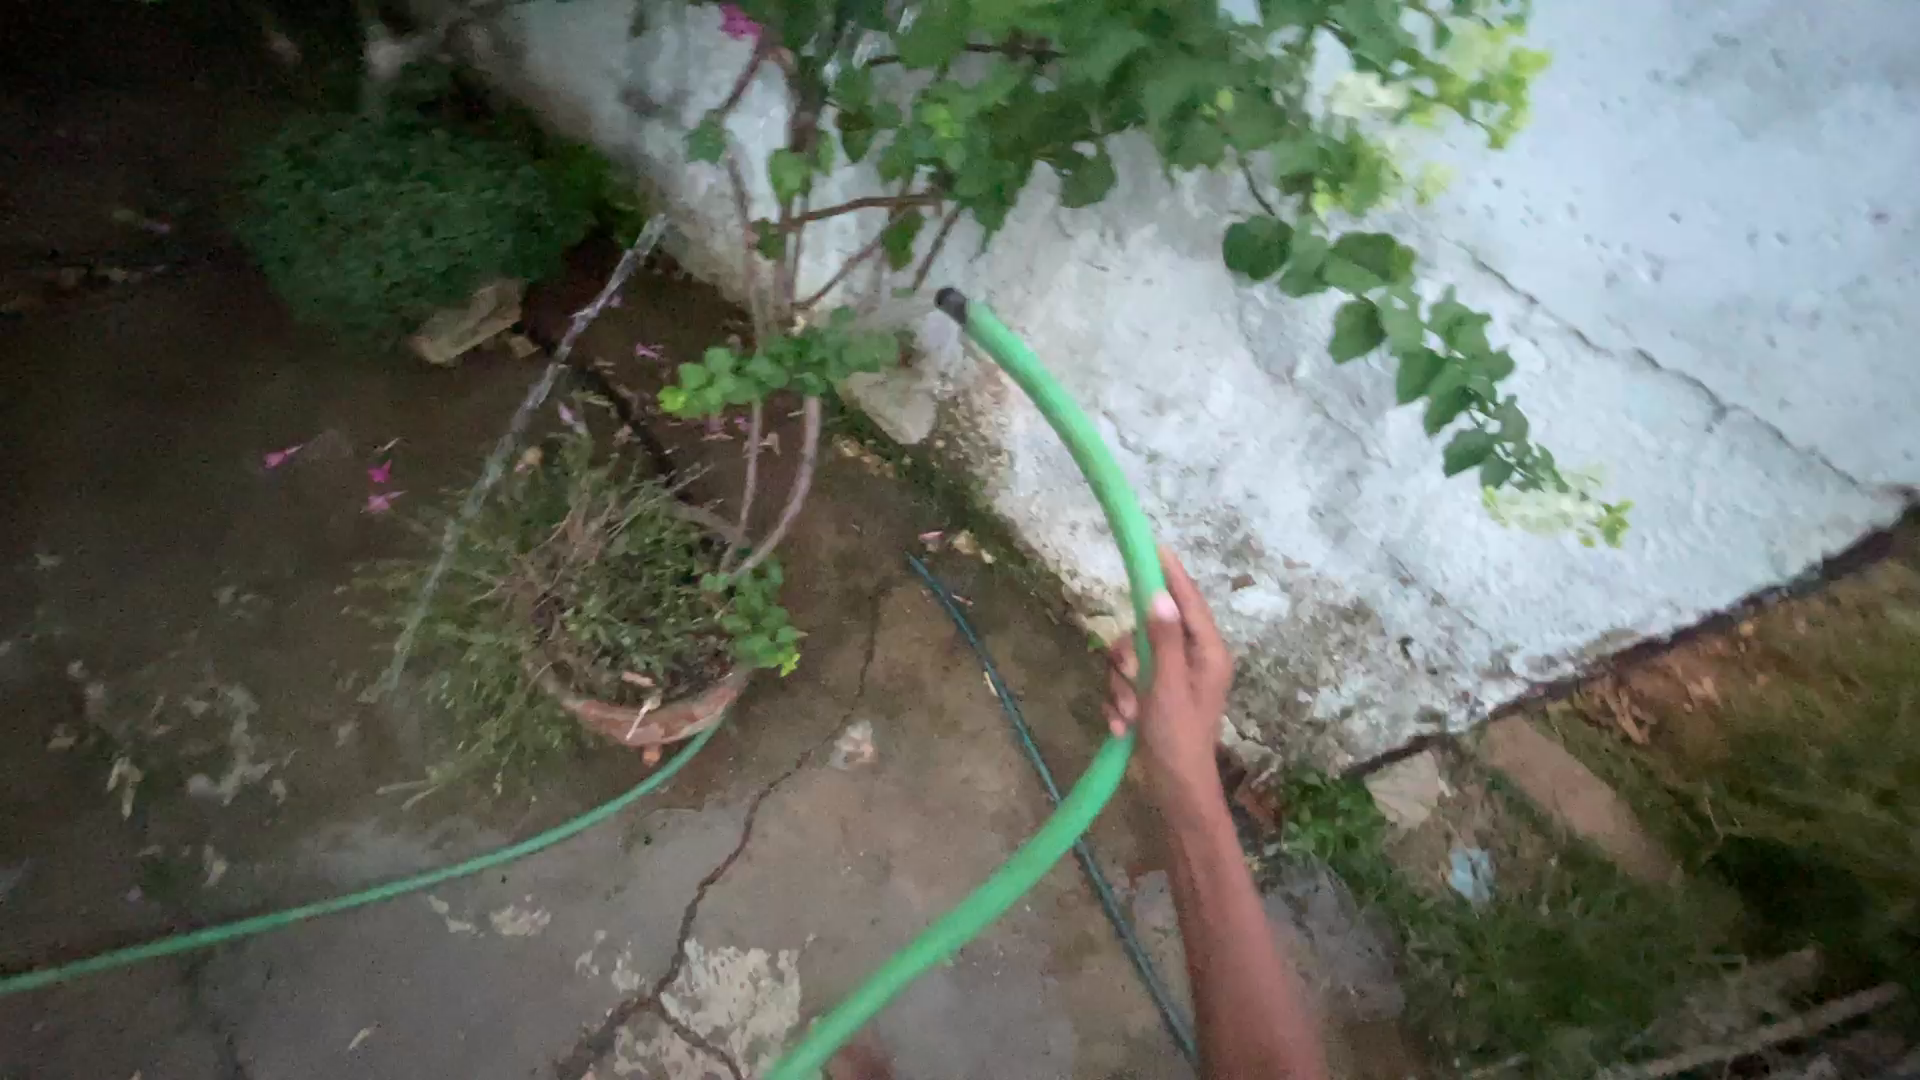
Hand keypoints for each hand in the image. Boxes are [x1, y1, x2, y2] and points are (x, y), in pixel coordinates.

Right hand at [1104, 547, 1233, 814]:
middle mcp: (1192, 658)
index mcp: (1208, 652)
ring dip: (1121, 686)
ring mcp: (1172, 677)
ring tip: (1127, 714)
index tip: (1153, 546)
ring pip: (1131, 657)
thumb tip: (1159, 595)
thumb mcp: (1167, 687)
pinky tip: (1123, 725)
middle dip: (1128, 656)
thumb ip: (1163, 640)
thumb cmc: (1177, 739)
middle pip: (1148, 630)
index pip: (1188, 601)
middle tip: (1127, 678)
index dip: (1170, 574)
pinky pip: (1126, 681)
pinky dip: (1119, 701)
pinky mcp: (1154, 694)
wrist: (1175, 792)